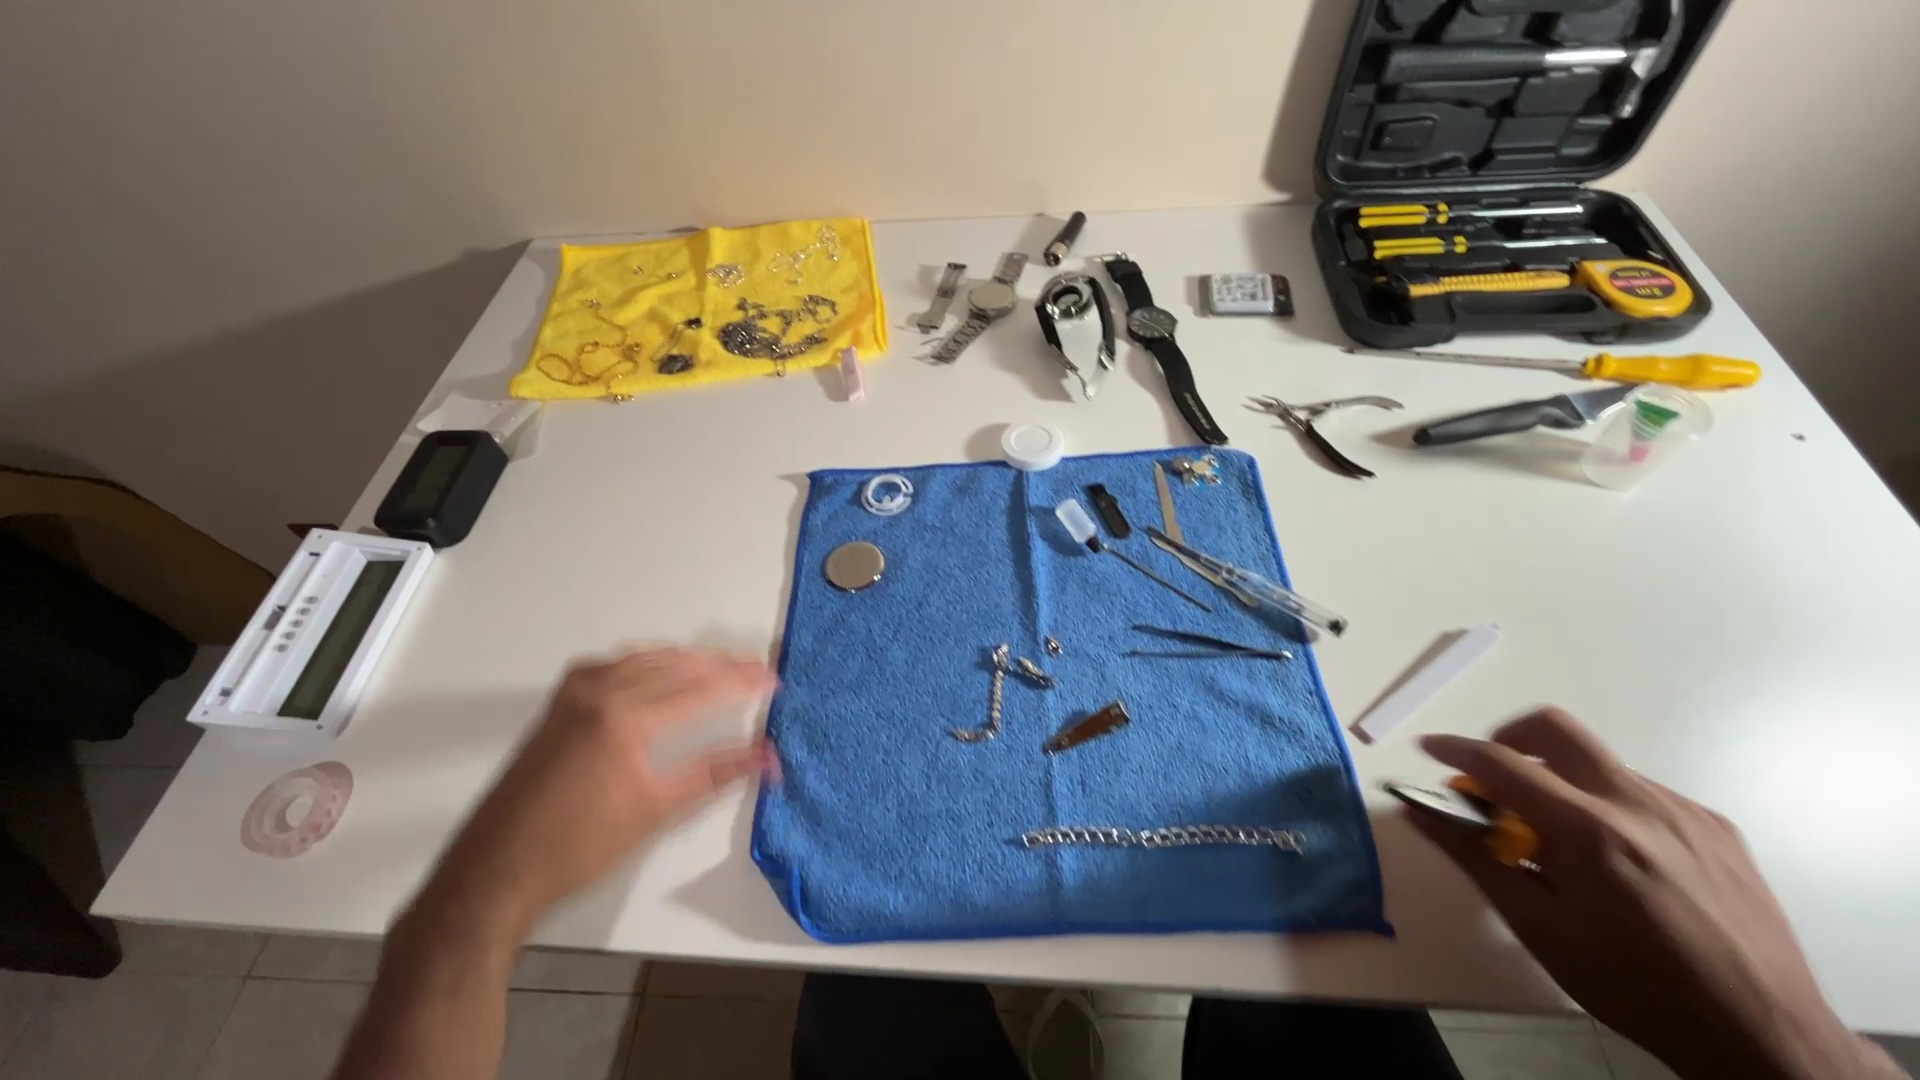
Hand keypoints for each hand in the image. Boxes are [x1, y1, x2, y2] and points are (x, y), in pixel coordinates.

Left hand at [424, 647, 778, 936]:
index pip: (700, 689)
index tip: (774, 679)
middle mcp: (600, 692)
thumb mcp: (656, 811)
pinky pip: (614, 664)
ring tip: (720, 666)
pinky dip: (646, 661)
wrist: (494, 870)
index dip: (741, 682)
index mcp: (626, 719)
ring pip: (643, 659)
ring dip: (685, 659)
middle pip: (674, 665)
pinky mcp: (559, 703)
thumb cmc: (579, 848)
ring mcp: (574, 694)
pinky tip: (658, 671)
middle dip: (720, 665)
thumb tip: (769, 759)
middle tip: (757, 668)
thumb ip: (715, 774)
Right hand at [1412, 709, 1902, 1079]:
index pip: (1502, 764)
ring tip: (1561, 842)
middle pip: (1556, 728)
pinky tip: (1615, 860)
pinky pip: (1641, 792)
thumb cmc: (1632, 986)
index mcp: (1589, 831)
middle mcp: (1638, 804)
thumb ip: (1475, 859)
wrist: (1761, 1033)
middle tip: (1493, 776)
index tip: (1428, 748)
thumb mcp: (1538, 927)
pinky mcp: (1716, 826)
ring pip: (1599, 764)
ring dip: (1561, 782)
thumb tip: (1423, 813)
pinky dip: (1606, 806)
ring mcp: (1684, 811)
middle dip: (1509, 736)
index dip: (1455, 750)